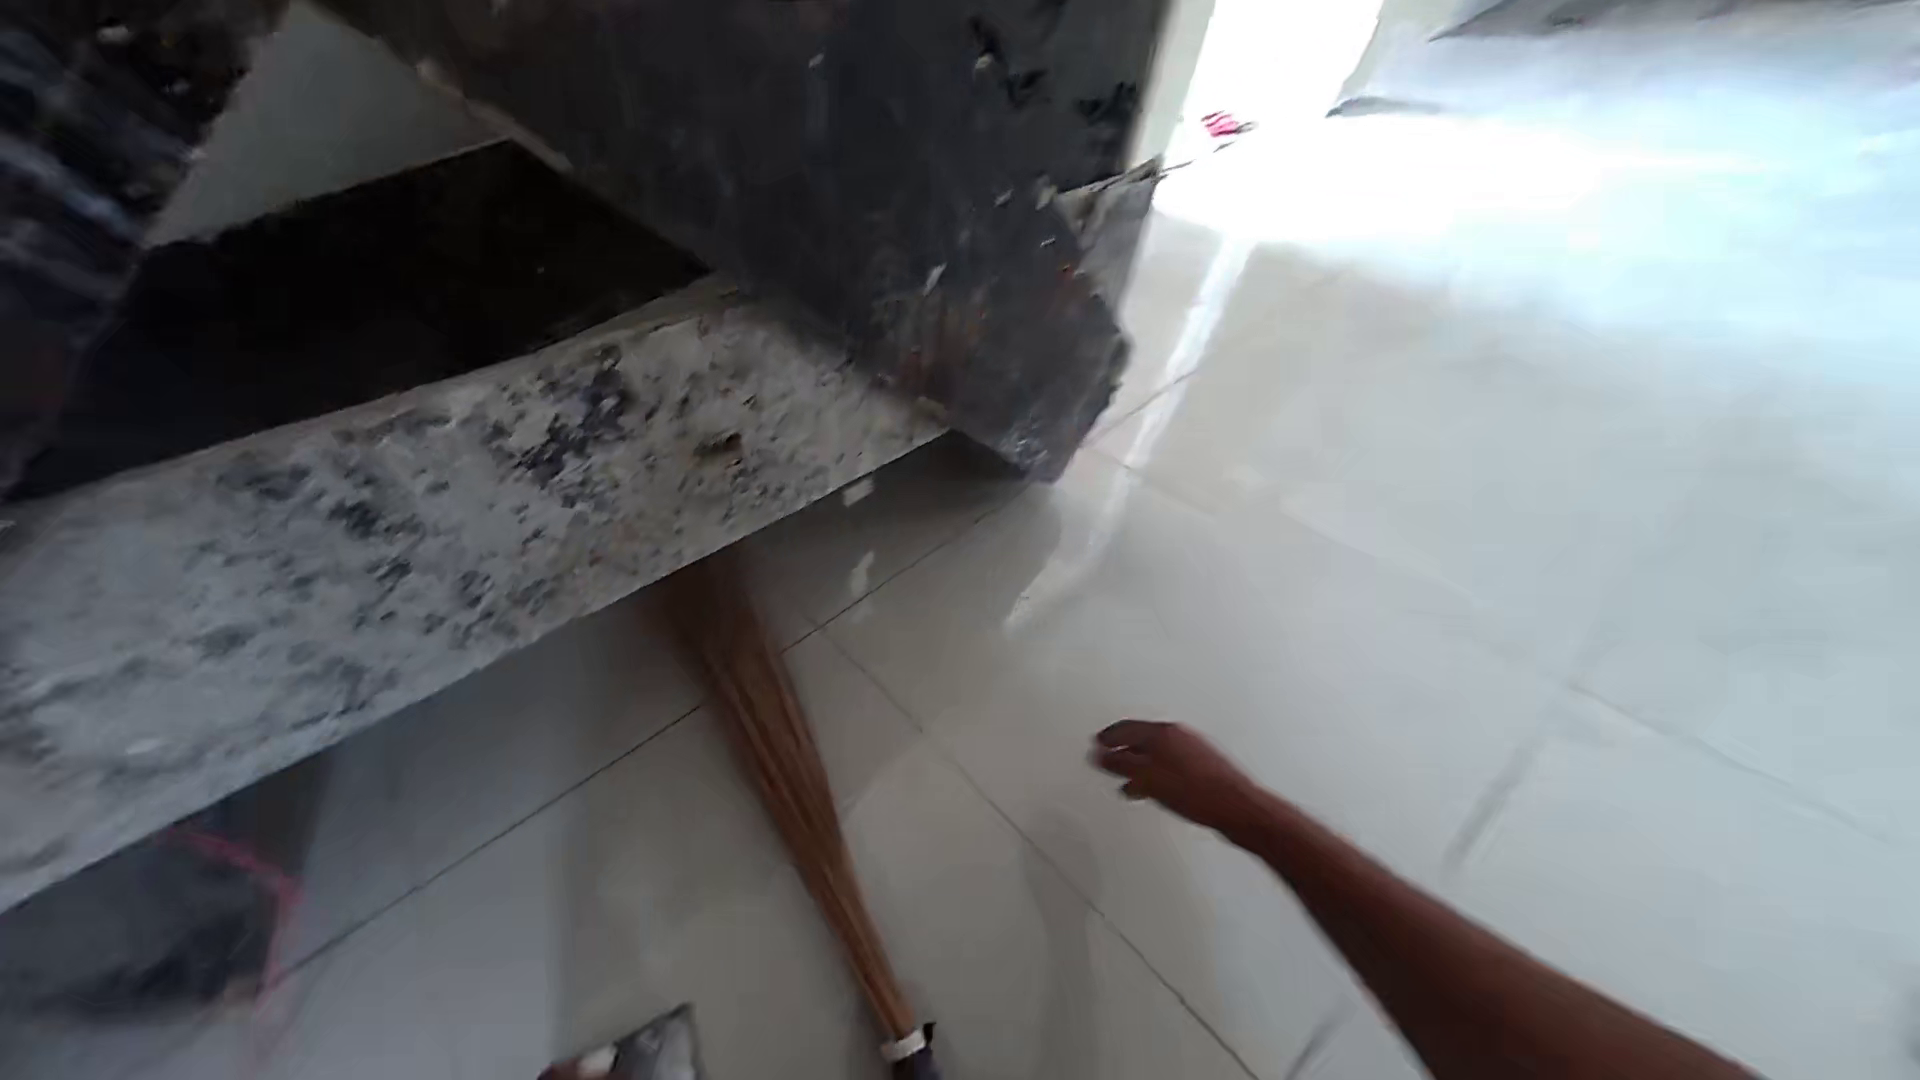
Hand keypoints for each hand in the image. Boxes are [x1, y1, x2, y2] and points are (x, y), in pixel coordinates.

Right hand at [1091, 720, 1267, 837]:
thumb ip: (1121, 765)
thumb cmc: (1200, 793)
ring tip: (1127, 777)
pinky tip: (1154, 787)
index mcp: (1162, 733)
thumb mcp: (1149, 779)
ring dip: (1138, 762)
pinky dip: (1155, 770)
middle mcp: (1178, 735)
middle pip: (1140, 737)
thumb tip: (1101, 756)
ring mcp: (1192, 749)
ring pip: (1155, 751)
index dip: (1107, 738)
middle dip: (1121, 748)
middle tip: (1107, 754)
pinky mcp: (1202, 765)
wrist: (1239, 809)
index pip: (1125, 728)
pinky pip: (1168, 762)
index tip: (1096, 744)